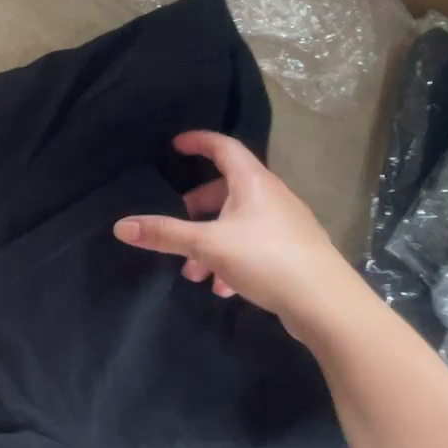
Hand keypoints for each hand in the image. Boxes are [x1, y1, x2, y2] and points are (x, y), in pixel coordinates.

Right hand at [112, 130, 359, 332]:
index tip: (176, 145)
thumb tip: (121, 226)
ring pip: (237, 222)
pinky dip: (230, 260)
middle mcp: (272, 197)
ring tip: (193, 271)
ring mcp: (285, 226)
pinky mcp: (291, 253)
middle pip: (227, 189)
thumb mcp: (207, 245)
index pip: (224, 147)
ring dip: (210, 241)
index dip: (199, 142)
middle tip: (176, 223)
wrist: (327, 305)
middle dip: (197, 207)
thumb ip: (164, 234)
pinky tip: (222, 287)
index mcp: (254, 183)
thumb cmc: (266, 259)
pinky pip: (252, 246)